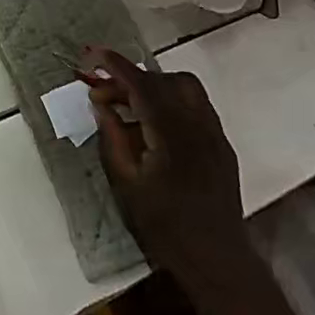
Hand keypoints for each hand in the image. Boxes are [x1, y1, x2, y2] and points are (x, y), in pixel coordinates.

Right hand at [77, 48, 249, 282]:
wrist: (217, 260)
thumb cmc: (165, 225)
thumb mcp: (126, 182)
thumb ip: (112, 137)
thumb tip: (101, 104)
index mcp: (172, 135)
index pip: (143, 86)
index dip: (116, 66)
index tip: (93, 54)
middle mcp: (198, 127)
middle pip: (165, 81)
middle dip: (132, 78)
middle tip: (104, 93)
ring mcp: (215, 135)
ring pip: (186, 88)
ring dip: (154, 85)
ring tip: (129, 105)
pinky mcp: (222, 145)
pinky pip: (196, 105)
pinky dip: (171, 100)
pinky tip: (154, 122)